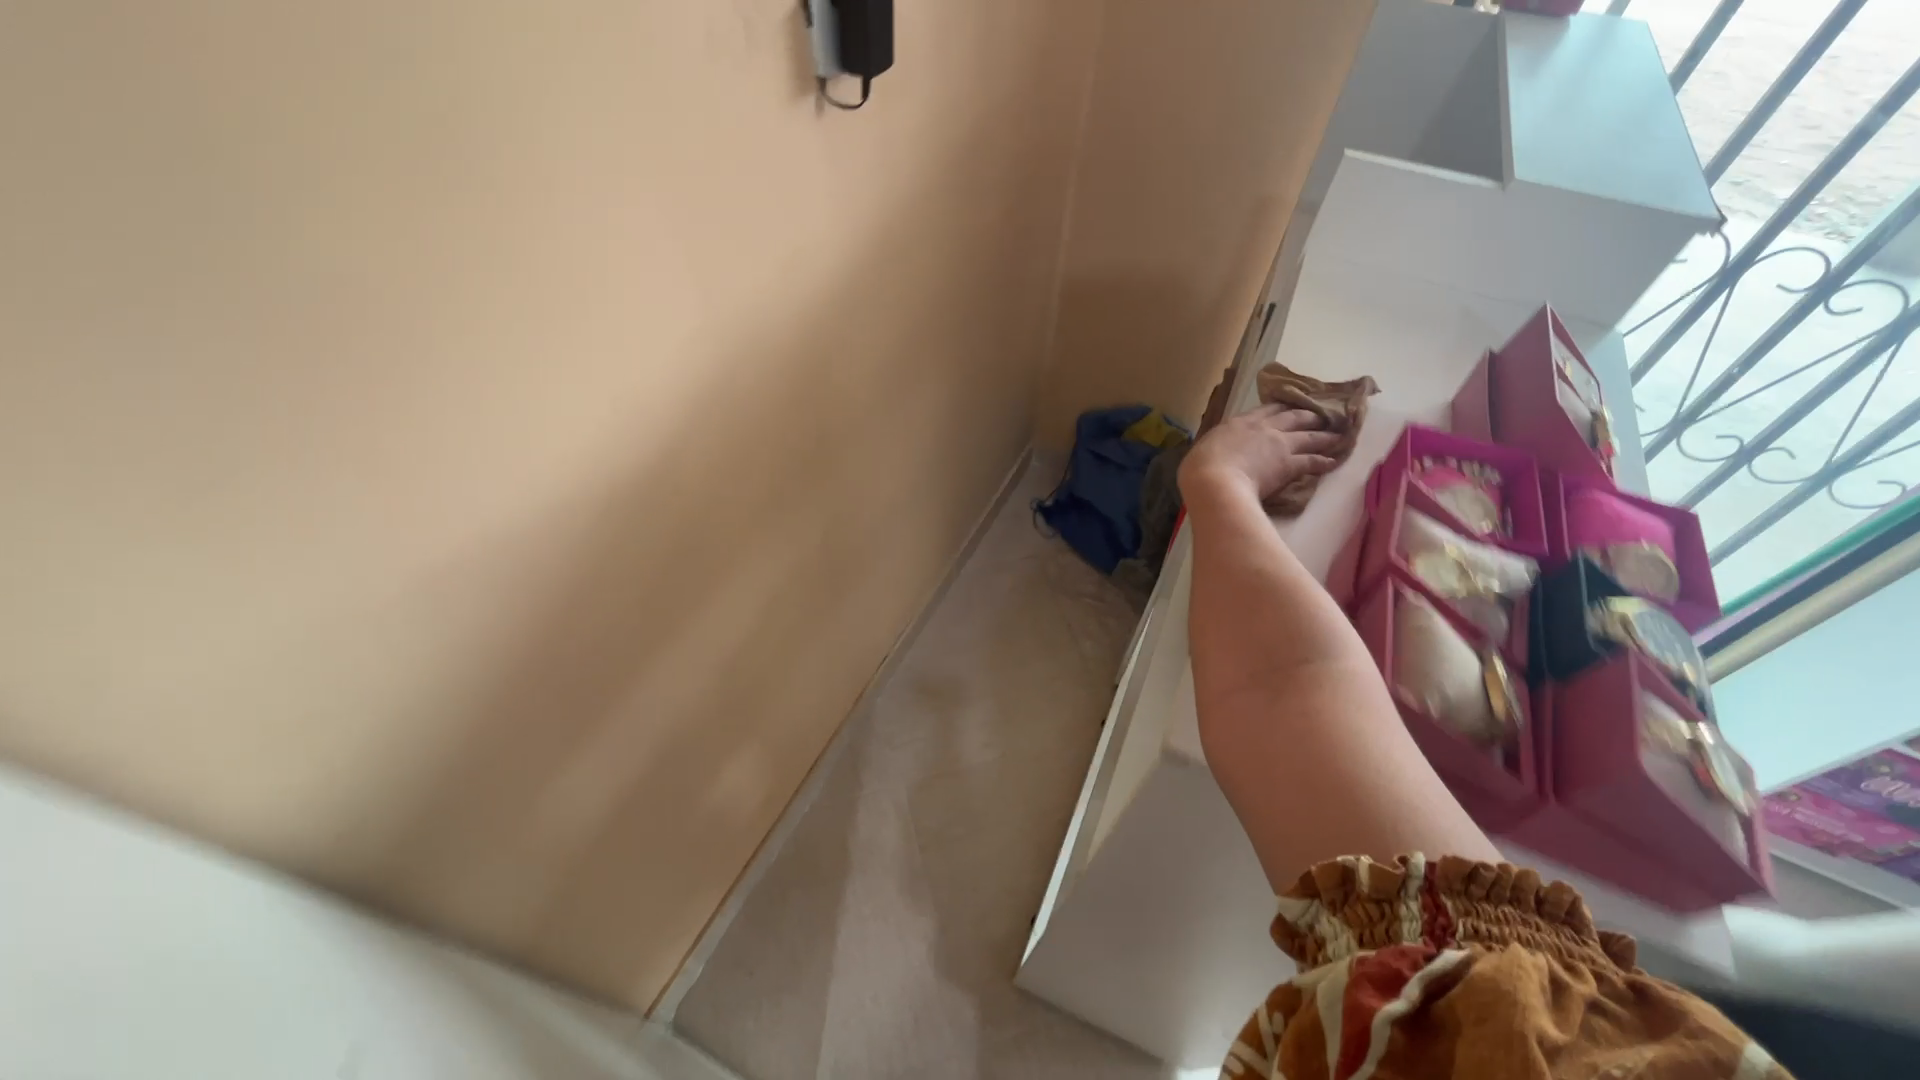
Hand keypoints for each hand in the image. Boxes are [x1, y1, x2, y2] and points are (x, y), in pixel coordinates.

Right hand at [1178, 405, 1340, 505]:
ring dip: (1324, 435)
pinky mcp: (1289, 465)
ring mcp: (1279, 445)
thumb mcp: (1203, 451)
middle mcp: (1263, 428)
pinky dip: (1324, 460)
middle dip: (1308, 416)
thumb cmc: (1200, 468)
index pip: (1265, 410)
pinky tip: (1334, 461)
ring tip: (1337, 436)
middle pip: (1293, 417)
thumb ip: (1215, 448)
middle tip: (1321, 417)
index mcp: (1239, 423)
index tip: (1289, 407)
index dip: (1280, 408)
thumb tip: (1214, 453)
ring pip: (1309, 436)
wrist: (1214, 483)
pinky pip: (1312, 461)